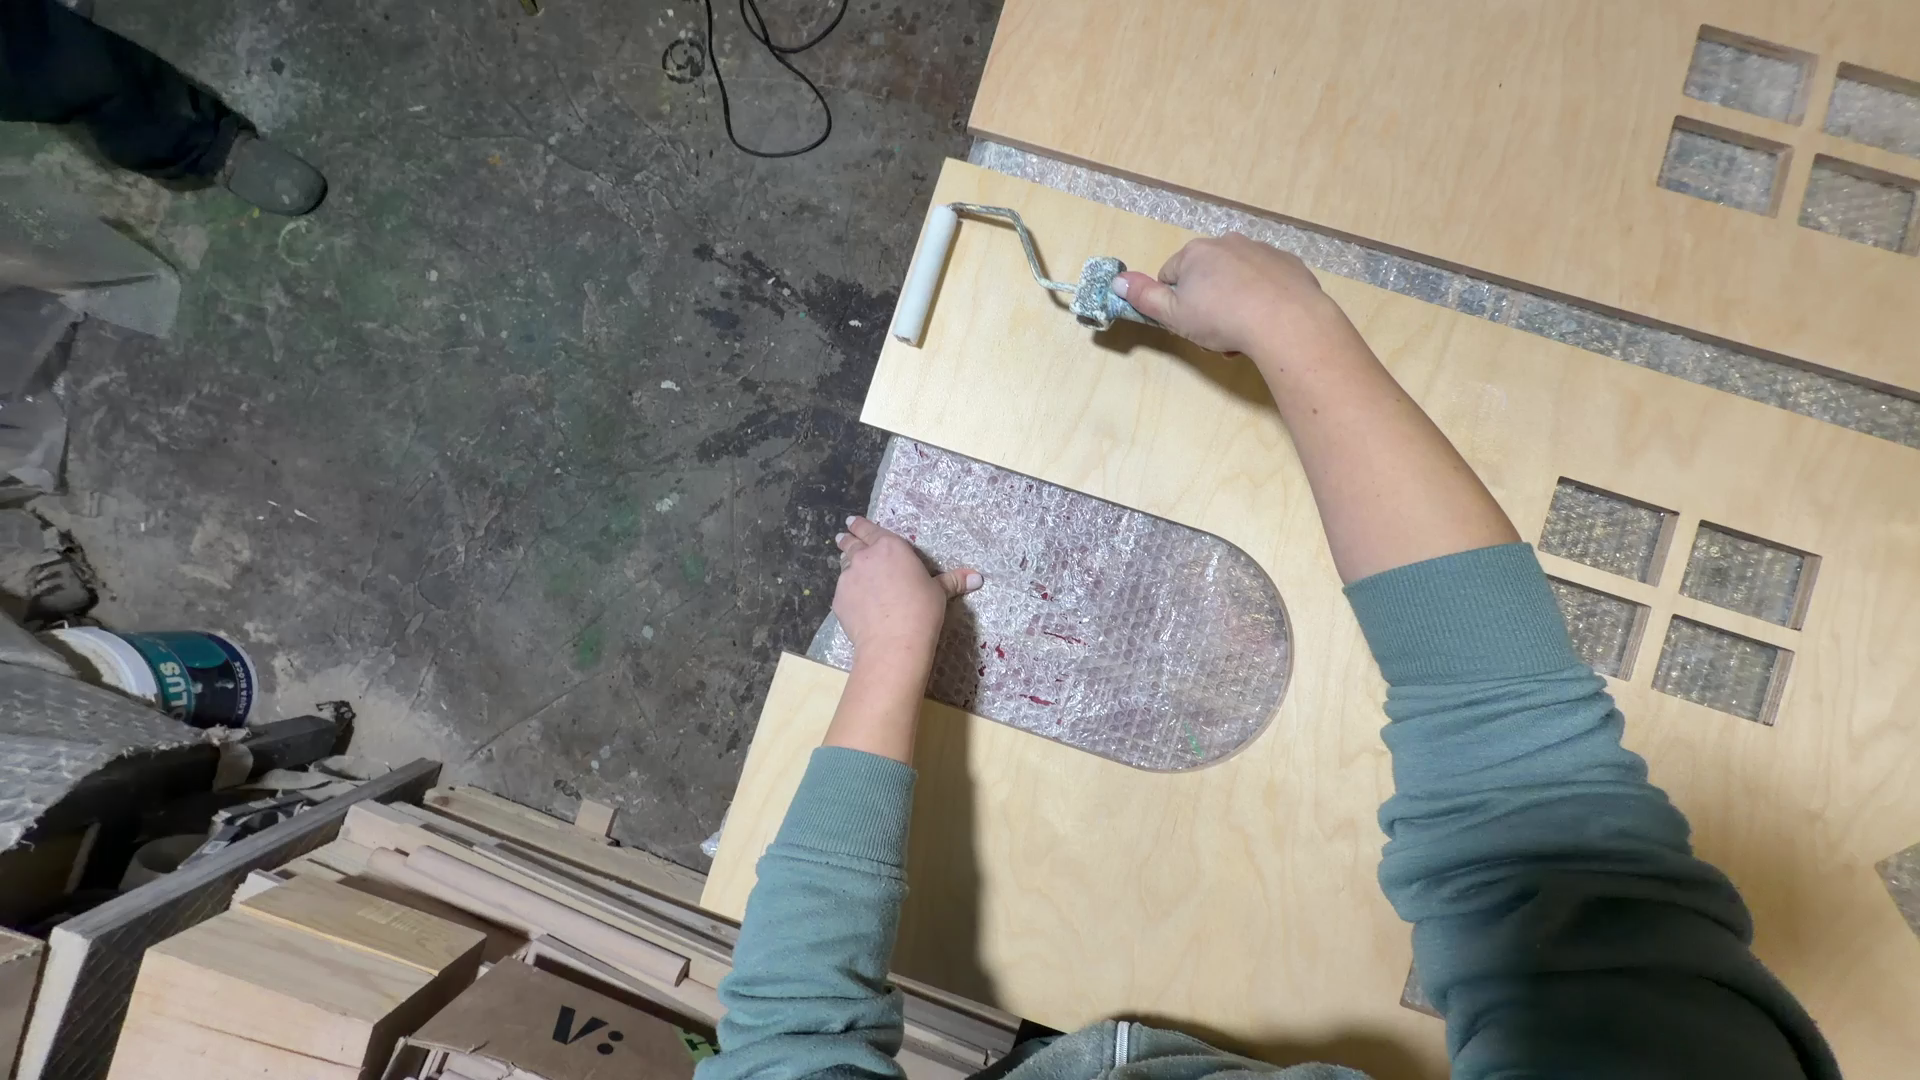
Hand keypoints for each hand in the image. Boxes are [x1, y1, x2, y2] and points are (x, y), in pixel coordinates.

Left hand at [832, 516, 980, 660]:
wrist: (893, 641)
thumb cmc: (921, 610)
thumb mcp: (939, 592)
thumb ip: (953, 581)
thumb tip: (978, 578)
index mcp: (890, 547)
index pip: (870, 530)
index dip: (860, 525)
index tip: (852, 522)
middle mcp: (866, 557)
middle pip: (851, 544)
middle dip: (848, 539)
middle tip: (844, 537)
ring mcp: (849, 578)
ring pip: (845, 566)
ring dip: (848, 565)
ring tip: (850, 568)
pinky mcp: (839, 599)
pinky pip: (843, 590)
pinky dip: (848, 592)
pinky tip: (855, 601)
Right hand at [1112, 233, 1340, 357]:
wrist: (1285, 321)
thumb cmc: (1220, 319)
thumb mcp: (1173, 315)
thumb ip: (1144, 297)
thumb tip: (1117, 280)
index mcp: (1195, 253)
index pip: (1169, 275)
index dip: (1173, 302)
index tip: (1185, 322)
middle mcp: (1227, 243)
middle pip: (1204, 275)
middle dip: (1205, 302)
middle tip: (1212, 333)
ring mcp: (1261, 250)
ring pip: (1235, 278)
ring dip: (1232, 301)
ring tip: (1240, 332)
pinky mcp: (1289, 264)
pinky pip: (1266, 281)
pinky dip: (1262, 298)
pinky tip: (1264, 321)